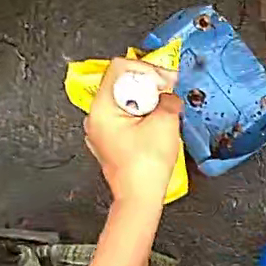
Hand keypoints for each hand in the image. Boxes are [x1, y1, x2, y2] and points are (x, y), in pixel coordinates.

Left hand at [85, 58, 182, 208]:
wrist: (140, 197)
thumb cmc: (145, 167)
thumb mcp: (165, 122)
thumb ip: (168, 99)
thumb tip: (170, 94)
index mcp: (102, 109)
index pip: (120, 68)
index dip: (146, 69)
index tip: (164, 80)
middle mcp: (96, 118)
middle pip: (122, 83)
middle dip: (148, 85)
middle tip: (167, 93)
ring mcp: (102, 131)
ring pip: (125, 101)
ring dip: (148, 101)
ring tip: (164, 112)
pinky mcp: (112, 141)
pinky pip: (126, 117)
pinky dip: (143, 115)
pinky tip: (157, 126)